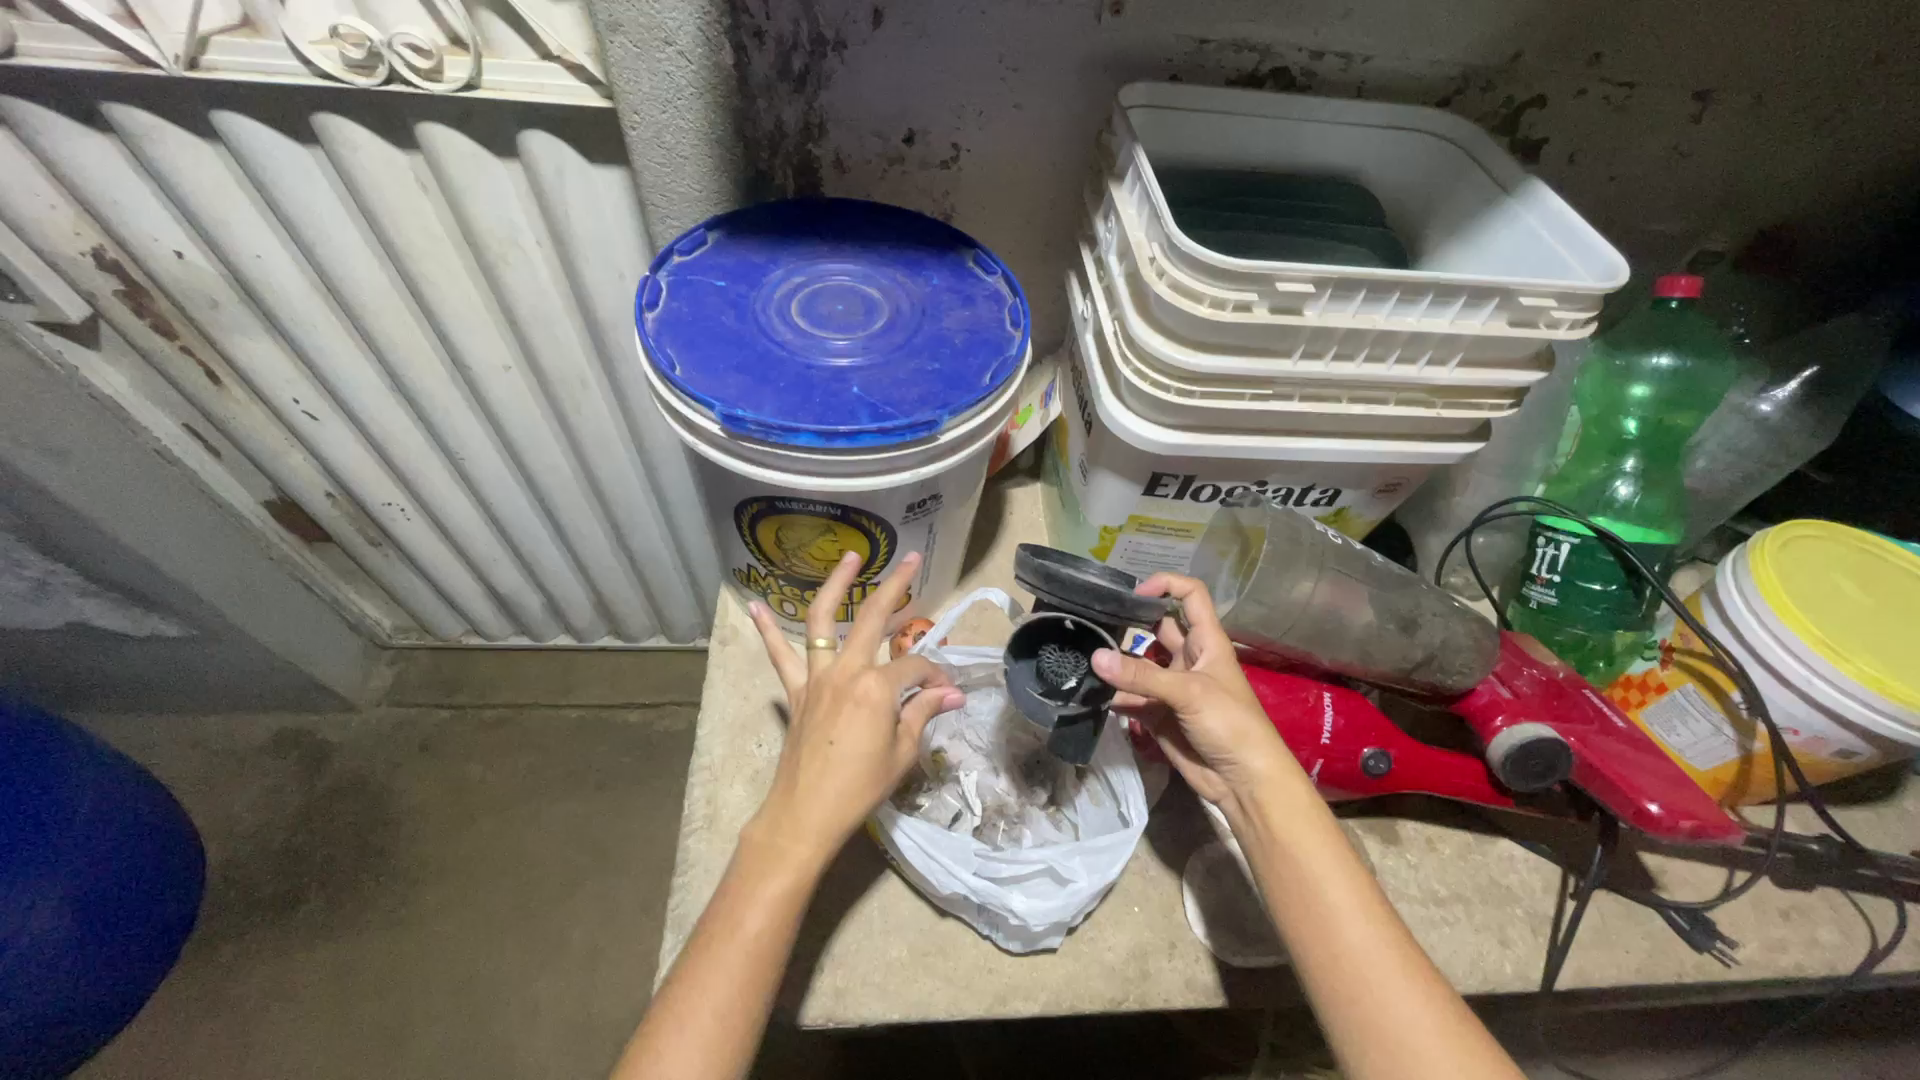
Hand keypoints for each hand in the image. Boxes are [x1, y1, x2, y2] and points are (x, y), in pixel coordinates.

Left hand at [746, 550, 963, 871]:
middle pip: (873, 617)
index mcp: (878, 688)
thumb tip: (952, 694)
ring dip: (837, 585)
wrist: (806, 814)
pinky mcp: (795, 692)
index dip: (937, 676)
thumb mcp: (903, 753)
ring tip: (850, 558)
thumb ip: (923, 713)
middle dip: (896, 586)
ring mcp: (816, 677)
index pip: (917, 667)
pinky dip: (767, 630)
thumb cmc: (860, 788)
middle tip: (912, 559)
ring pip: (823, 620)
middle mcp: (846, 671)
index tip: (947, 692)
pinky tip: (756, 606)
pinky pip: (779, 656)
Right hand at [1091, 573, 1299, 811]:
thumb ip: (1141, 675)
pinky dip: (1111, 695)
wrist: (1243, 782)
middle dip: (1130, 622)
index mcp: (1206, 641)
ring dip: (1116, 661)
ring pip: (1138, 664)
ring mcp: (1170, 686)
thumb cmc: (1231, 724)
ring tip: (1082, 654)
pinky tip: (1089, 692)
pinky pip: (1129, 697)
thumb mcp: (1189, 692)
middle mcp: (1188, 658)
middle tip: (1094, 620)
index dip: (1166, 585)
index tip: (1134, 593)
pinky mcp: (1157, 714)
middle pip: (1156, 627)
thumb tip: (1095, 657)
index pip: (1190, 596)